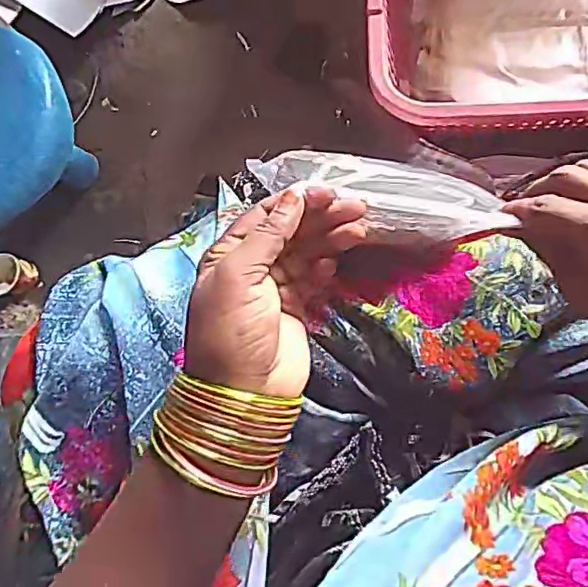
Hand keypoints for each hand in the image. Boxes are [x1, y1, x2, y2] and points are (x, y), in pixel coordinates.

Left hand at [183, 187, 367, 397]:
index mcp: (229, 254)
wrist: (245, 393)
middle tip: (354, 206)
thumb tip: (292, 199)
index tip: (326, 193)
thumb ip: (267, 235)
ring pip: (306, 252)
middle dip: (321, 217)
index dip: (296, 201)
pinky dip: (325, 266)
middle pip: (290, 231)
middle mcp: (251, 267)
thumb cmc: (230, 333)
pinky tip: (336, 258)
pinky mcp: (295, 307)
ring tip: (358, 227)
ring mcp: (274, 288)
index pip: (265, 216)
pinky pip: (313, 278)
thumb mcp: (238, 275)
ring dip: (331, 238)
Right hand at [503, 160, 587, 360]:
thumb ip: (548, 246)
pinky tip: (581, 200)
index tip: (504, 215)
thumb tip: (521, 225)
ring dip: (563, 180)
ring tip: (549, 197)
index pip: (547, 205)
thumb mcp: (576, 284)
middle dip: (537, 189)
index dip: (519, 209)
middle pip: (566, 176)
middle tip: (523, 206)